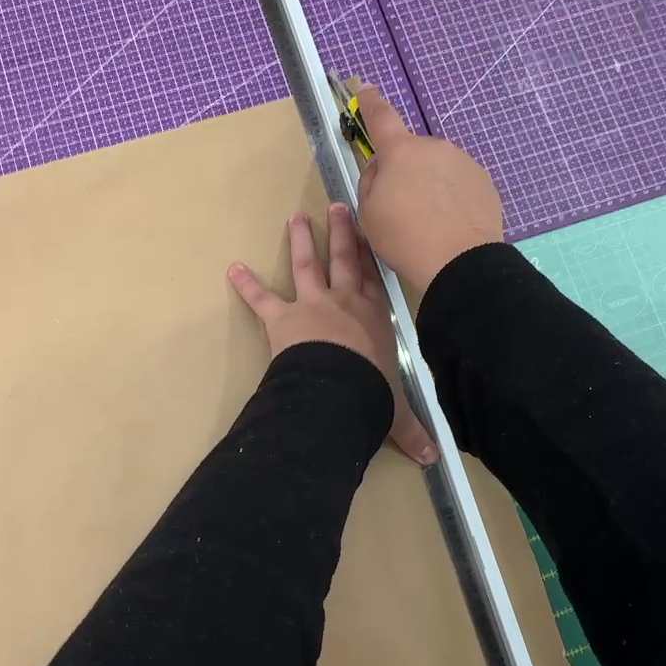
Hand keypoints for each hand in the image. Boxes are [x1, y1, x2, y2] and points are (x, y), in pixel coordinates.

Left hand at [229, 205, 438, 466]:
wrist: (339, 393)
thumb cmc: (371, 395)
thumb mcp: (396, 414)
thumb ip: (412, 432)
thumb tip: (434, 459)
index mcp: (375, 318)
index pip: (374, 277)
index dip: (370, 252)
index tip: (368, 228)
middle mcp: (346, 302)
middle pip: (344, 259)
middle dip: (341, 231)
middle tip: (337, 205)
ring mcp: (313, 305)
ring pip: (306, 265)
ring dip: (300, 240)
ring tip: (296, 216)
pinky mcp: (283, 318)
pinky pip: (261, 299)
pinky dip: (246, 284)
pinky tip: (232, 267)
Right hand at [354, 86, 504, 300]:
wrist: (459, 262)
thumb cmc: (404, 237)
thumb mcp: (368, 213)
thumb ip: (370, 182)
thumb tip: (382, 169)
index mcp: (400, 151)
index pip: (381, 117)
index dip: (369, 103)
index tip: (365, 88)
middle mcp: (434, 147)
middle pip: (411, 153)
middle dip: (403, 171)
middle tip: (399, 207)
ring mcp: (463, 162)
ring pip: (436, 169)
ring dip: (429, 186)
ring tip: (428, 222)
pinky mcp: (483, 182)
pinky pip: (458, 184)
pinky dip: (451, 199)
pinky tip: (449, 224)